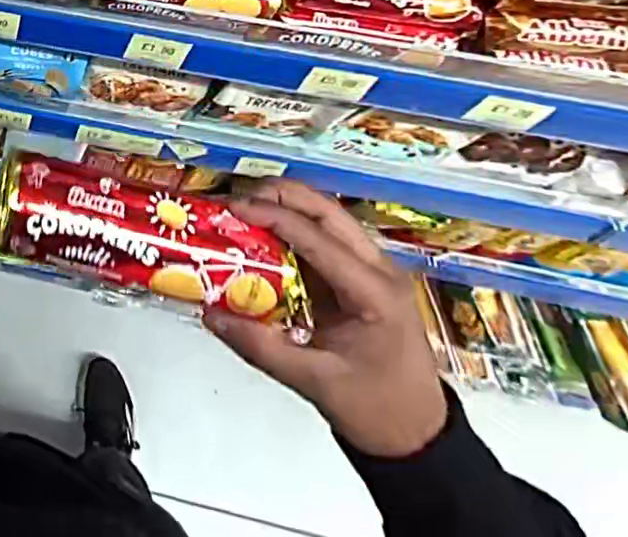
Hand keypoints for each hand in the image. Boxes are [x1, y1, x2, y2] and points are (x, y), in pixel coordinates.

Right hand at [203, 179, 446, 457]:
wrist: (418, 433)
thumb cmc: (377, 408)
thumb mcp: (313, 381)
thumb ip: (259, 346)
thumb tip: (209, 313)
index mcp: (374, 294)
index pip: (317, 237)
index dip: (270, 215)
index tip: (228, 208)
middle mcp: (377, 269)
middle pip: (325, 209)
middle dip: (275, 195)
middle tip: (231, 202)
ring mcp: (369, 268)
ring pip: (323, 213)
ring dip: (280, 204)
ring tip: (237, 211)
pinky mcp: (354, 273)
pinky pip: (317, 232)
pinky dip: (285, 222)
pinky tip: (255, 232)